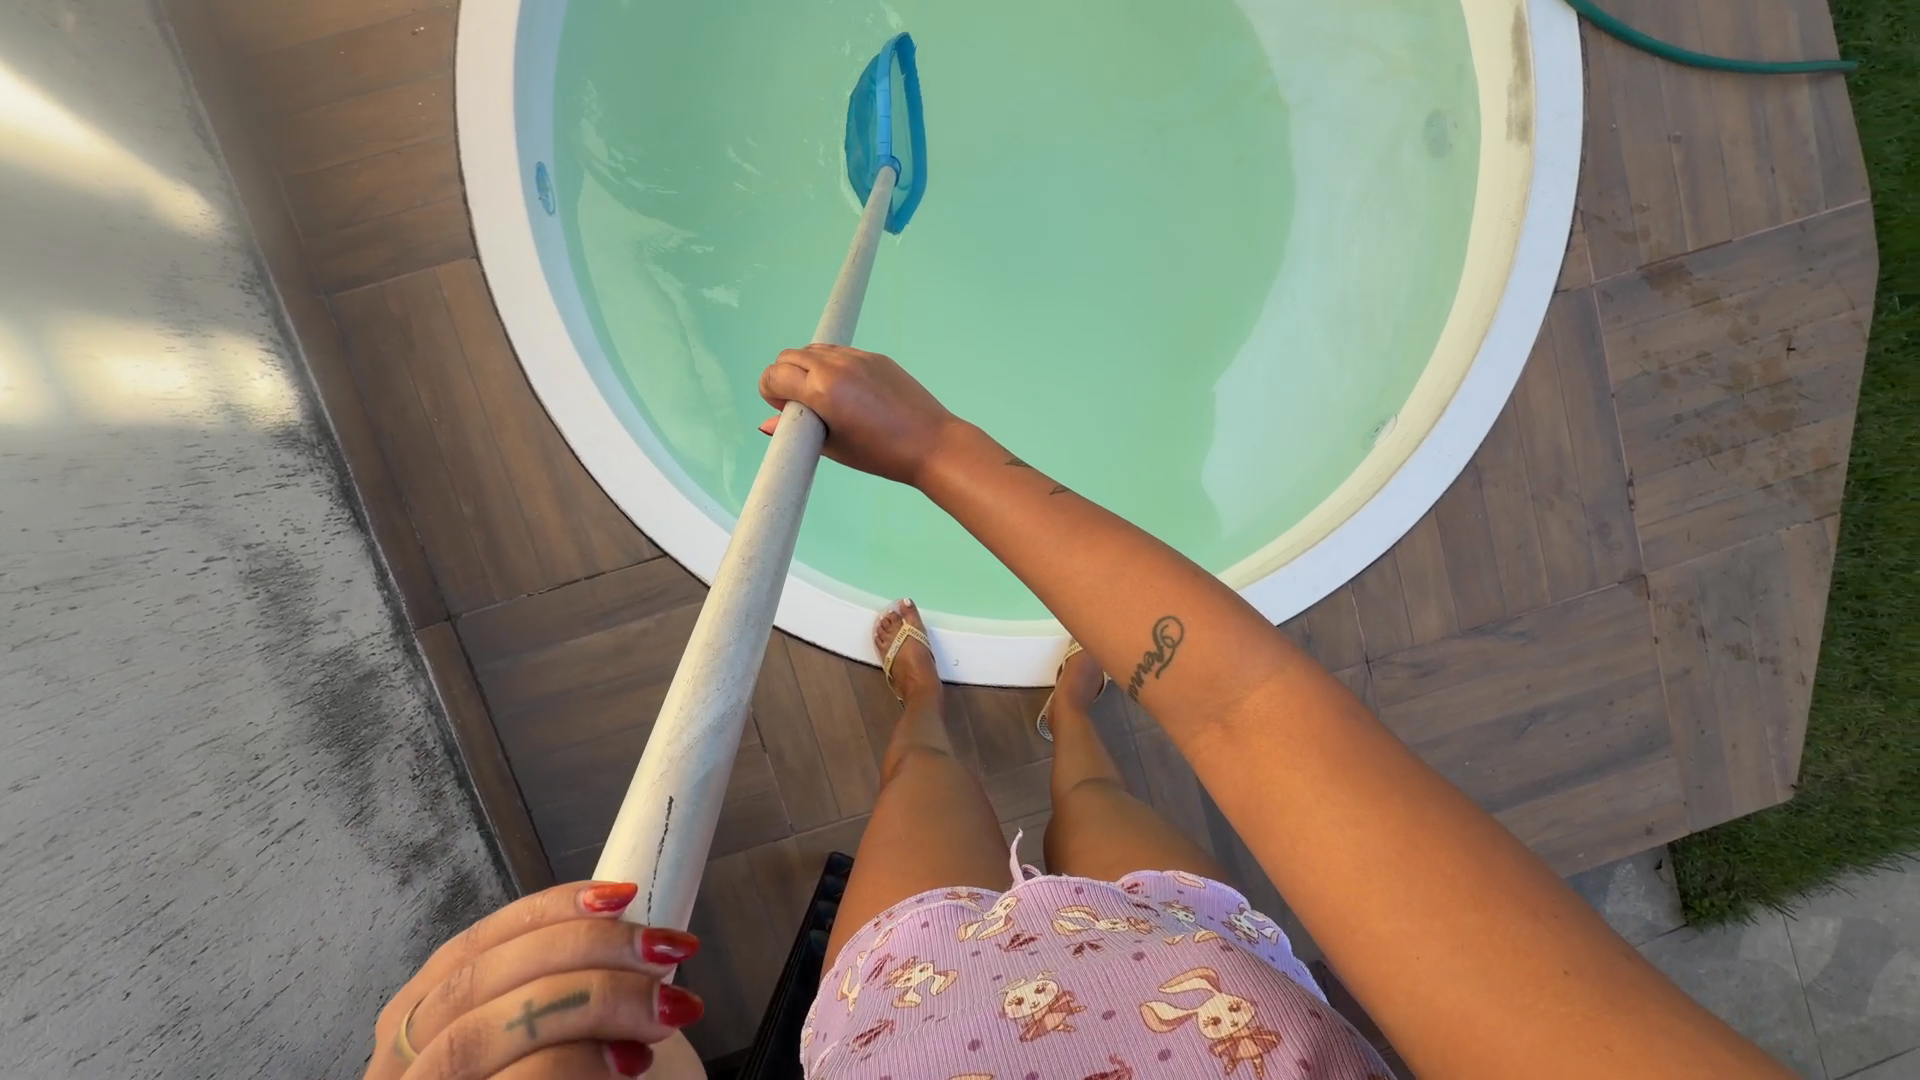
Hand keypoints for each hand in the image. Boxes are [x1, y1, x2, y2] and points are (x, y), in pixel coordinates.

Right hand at [363, 882, 705, 1079]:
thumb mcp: (578, 1022)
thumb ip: (575, 974)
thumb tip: (625, 916)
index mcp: (425, 1022)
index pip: (473, 946)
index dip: (548, 910)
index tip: (624, 894)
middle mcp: (401, 1071)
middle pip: (476, 986)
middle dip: (587, 953)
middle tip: (668, 952)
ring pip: (473, 1040)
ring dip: (590, 1005)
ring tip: (668, 1013)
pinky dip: (574, 1068)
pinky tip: (633, 1066)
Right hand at [757, 345, 962, 485]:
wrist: (931, 444)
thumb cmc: (883, 454)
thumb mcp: (834, 447)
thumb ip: (797, 431)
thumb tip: (767, 425)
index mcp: (822, 390)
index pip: (774, 375)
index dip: (770, 394)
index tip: (784, 411)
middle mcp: (837, 366)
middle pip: (789, 356)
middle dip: (785, 378)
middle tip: (802, 406)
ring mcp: (859, 357)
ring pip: (814, 350)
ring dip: (808, 369)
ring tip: (826, 400)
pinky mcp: (876, 357)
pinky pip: (841, 353)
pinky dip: (833, 367)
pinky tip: (849, 394)